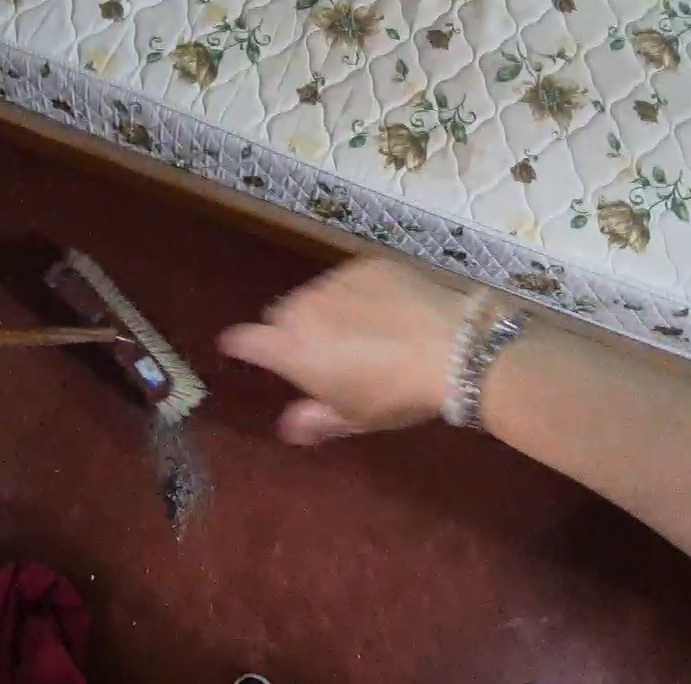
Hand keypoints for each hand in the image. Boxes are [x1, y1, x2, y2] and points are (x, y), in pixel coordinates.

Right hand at [219, 257, 465, 444]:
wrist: (453, 347)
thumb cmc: (395, 394)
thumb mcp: (354, 417)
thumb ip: (314, 419)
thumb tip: (289, 426)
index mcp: (293, 349)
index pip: (247, 340)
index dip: (241, 343)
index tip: (238, 346)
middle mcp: (305, 307)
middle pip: (283, 314)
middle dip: (293, 330)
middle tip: (325, 353)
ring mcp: (335, 281)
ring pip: (315, 294)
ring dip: (325, 310)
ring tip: (361, 331)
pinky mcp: (365, 264)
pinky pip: (348, 280)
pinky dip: (357, 294)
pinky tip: (387, 311)